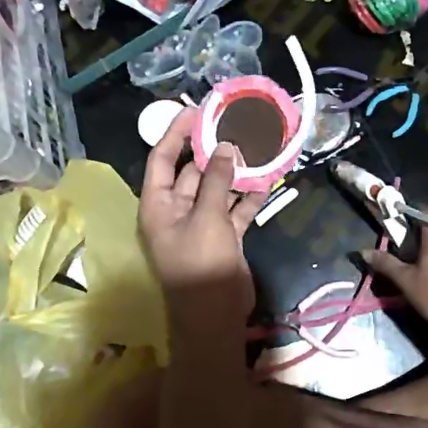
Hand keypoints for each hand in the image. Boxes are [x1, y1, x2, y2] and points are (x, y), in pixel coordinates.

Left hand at [139, 108, 268, 323]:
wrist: (214, 315)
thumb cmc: (199, 264)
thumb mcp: (206, 218)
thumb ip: (217, 181)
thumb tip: (226, 147)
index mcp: (159, 205)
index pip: (161, 159)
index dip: (176, 133)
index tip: (197, 111)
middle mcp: (177, 210)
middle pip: (193, 171)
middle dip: (213, 150)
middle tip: (235, 124)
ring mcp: (201, 223)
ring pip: (218, 188)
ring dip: (235, 171)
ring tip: (257, 145)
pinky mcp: (224, 235)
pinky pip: (235, 208)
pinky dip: (250, 196)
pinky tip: (269, 179)